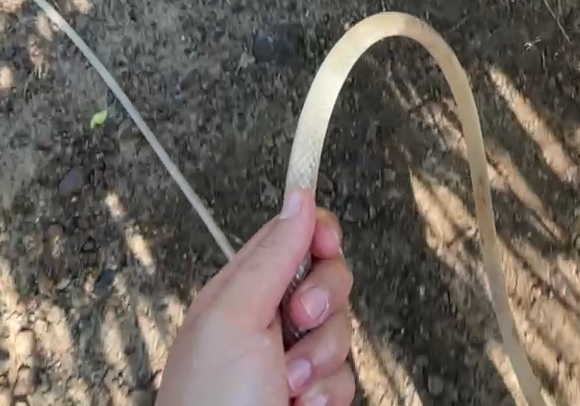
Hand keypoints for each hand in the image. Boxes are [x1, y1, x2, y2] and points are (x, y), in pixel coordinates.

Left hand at [156, 190, 355, 405]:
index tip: (326, 242)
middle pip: (328, 276)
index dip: (317, 232)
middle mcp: (268, 322)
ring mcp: (292, 362)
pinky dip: (326, 396)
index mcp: (240, 292)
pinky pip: (346, 377)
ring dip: (322, 358)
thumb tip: (299, 194)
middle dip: (325, 298)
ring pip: (342, 328)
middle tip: (299, 320)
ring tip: (289, 388)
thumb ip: (273, 254)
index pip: (292, 236)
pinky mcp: (314, 399)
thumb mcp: (234, 318)